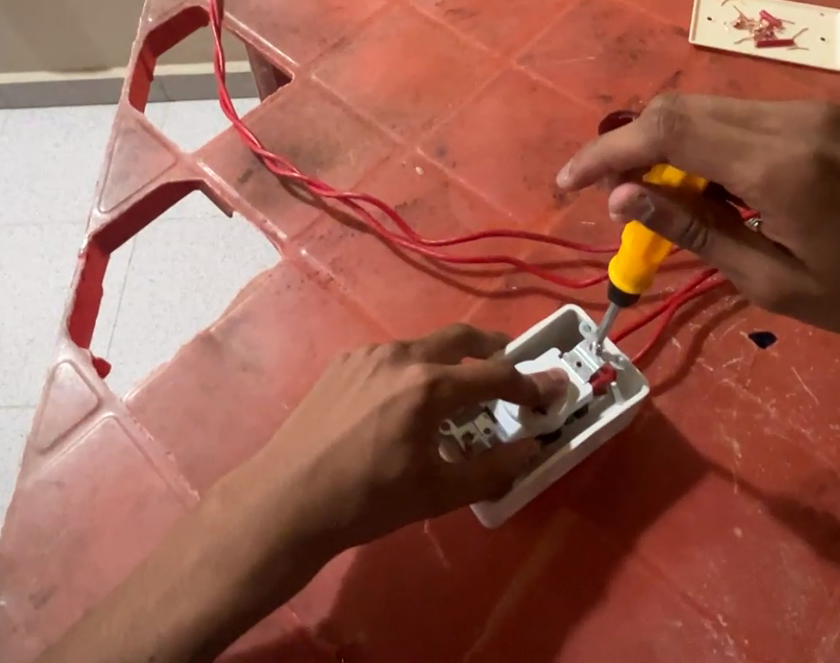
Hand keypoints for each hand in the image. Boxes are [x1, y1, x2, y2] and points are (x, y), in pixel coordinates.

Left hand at [219, 324, 560, 555]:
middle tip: (511, 373)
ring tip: (457, 395)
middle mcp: (402, 356)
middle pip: (462, 338)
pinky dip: (415, 370)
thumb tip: (532, 447)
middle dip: (493, 351)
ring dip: (451, 362)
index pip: (496, 374)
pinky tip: (406, 404)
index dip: (530, 384)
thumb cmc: (369, 501)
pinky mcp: (345, 361)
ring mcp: (369, 354)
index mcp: (429, 386)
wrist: (289, 498)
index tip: (550, 393)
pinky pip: (392, 357)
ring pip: (425, 346)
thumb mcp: (440, 492)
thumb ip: (495, 467)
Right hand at [556, 95, 839, 397]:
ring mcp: (810, 111)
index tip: (567, 184)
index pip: (664, 134)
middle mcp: (790, 121)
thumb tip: (621, 199)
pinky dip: (700, 143)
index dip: (604, 155)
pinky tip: (704, 184)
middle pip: (676, 109)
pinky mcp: (821, 116)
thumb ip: (694, 231)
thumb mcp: (775, 283)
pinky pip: (736, 116)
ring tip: (652, 196)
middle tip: (606, 196)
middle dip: (626, 147)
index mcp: (779, 167)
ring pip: (703, 108)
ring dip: (662, 145)